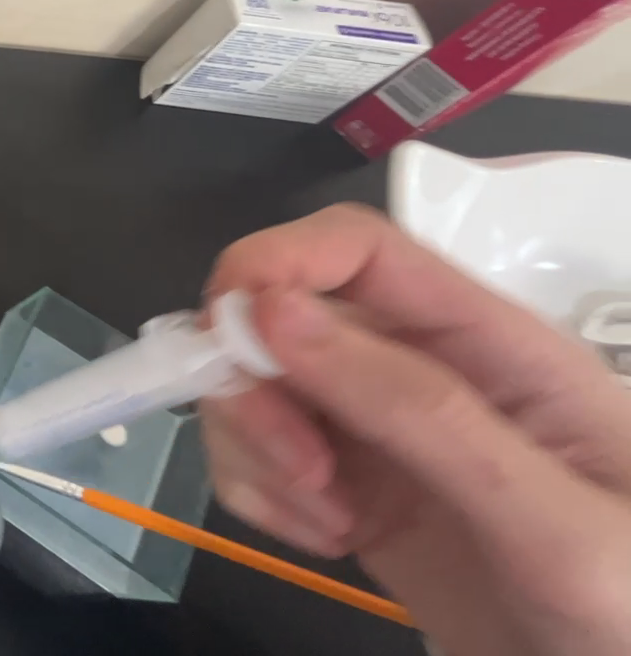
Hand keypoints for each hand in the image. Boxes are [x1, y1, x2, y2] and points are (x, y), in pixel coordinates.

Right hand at [202, 204, 630, 654]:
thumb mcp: (555, 526)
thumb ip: (420, 409)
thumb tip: (268, 310)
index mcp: (485, 344)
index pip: (354, 246)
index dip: (274, 260)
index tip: (226, 328)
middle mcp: (406, 362)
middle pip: (269, 315)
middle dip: (251, 383)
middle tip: (292, 463)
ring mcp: (357, 416)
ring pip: (239, 380)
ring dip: (251, 446)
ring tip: (324, 518)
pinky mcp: (322, 468)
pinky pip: (239, 446)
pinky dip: (256, 490)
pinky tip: (322, 534)